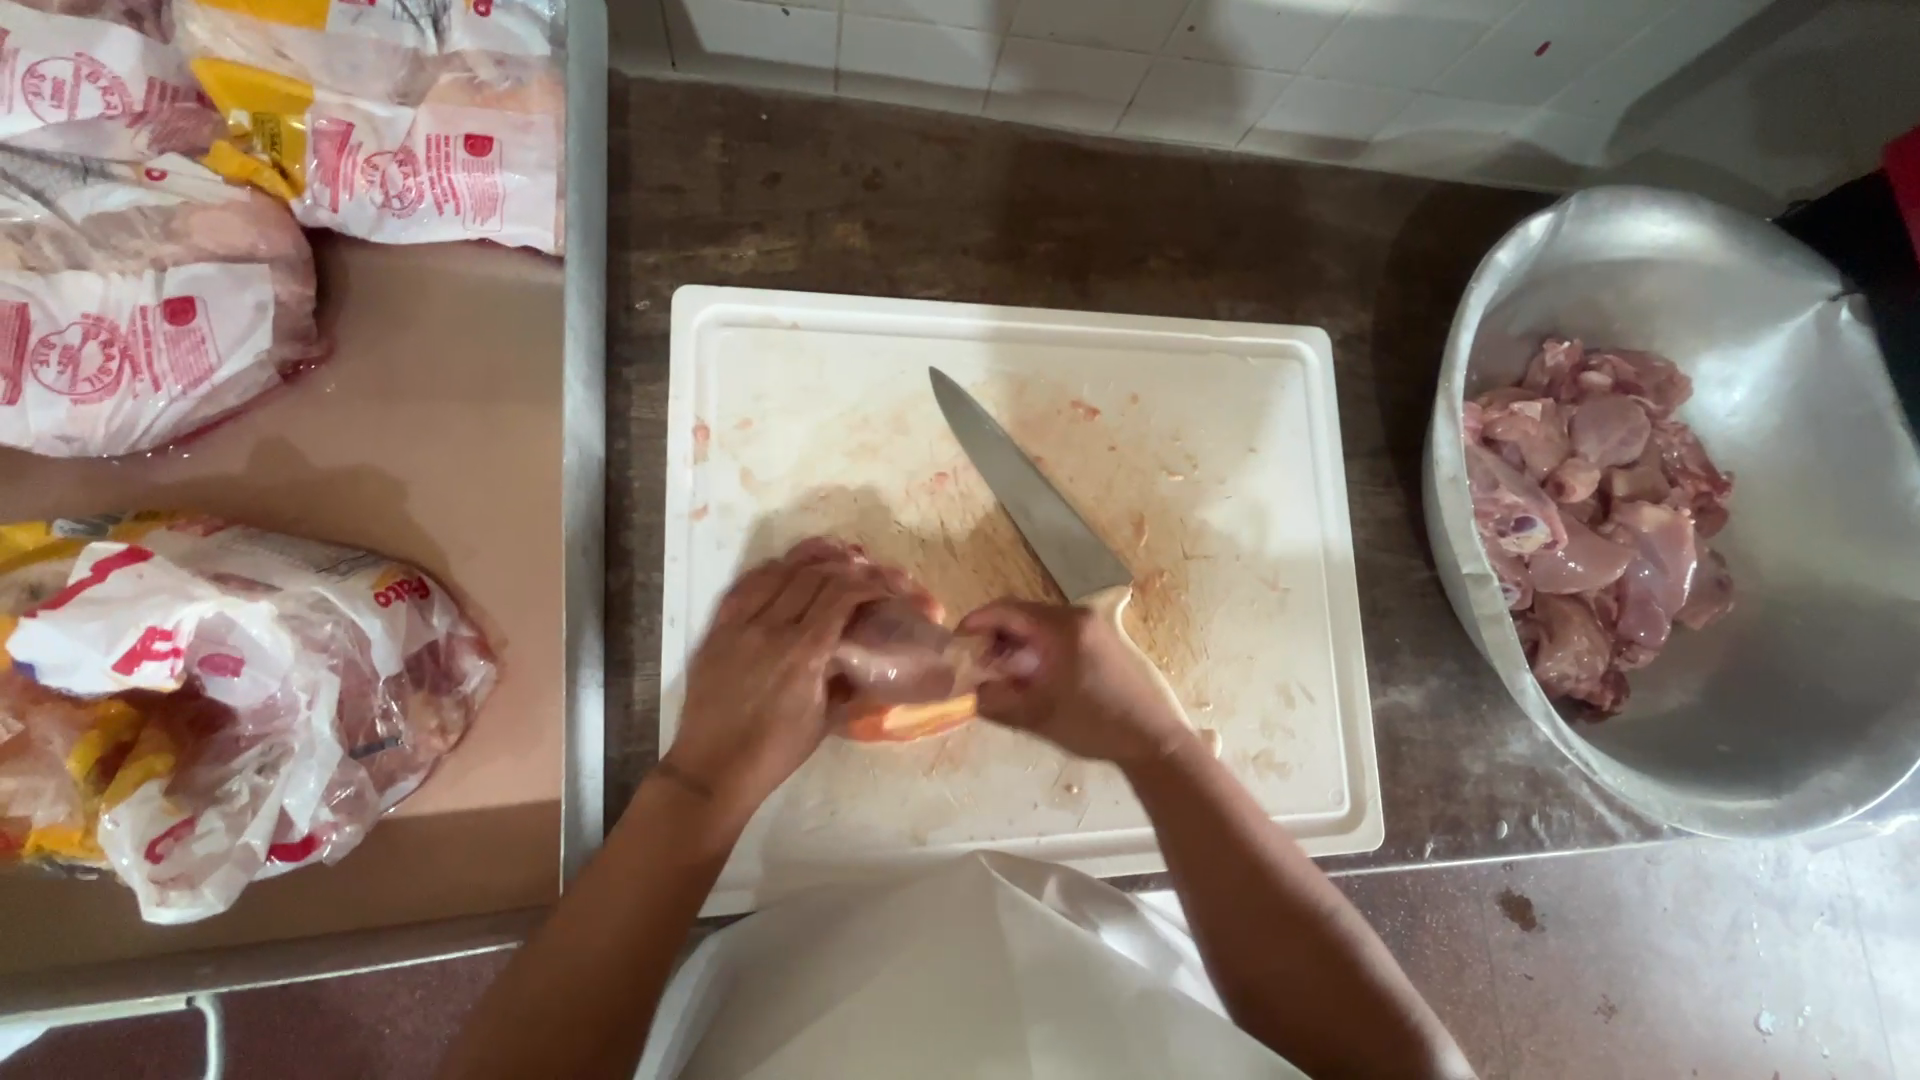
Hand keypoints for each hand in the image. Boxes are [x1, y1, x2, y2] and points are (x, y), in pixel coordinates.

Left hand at [662, 548, 886, 815]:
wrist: (713, 768)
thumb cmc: (776, 751)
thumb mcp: (825, 718)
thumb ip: (849, 679)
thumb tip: (870, 655)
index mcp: (803, 652)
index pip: (842, 595)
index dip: (870, 583)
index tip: (888, 586)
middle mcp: (770, 628)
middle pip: (814, 575)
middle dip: (848, 566)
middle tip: (867, 569)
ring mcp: (739, 625)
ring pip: (779, 571)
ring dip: (811, 559)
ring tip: (834, 556)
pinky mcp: (717, 629)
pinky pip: (745, 585)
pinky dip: (771, 571)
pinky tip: (786, 569)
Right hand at [956, 599, 1197, 766]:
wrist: (1154, 739)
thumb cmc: (1095, 725)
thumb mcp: (1037, 716)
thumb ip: (996, 701)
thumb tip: (970, 690)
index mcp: (1063, 627)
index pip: (1007, 610)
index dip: (977, 622)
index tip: (957, 643)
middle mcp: (1079, 616)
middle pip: (1023, 614)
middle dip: (995, 637)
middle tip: (979, 665)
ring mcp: (1095, 626)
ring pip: (1041, 624)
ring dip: (1017, 644)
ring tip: (1004, 676)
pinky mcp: (1104, 639)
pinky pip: (1059, 633)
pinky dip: (1038, 648)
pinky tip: (1033, 677)